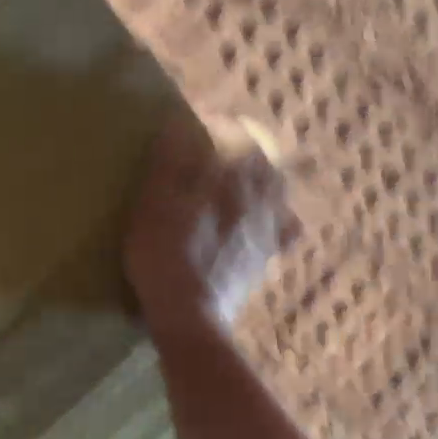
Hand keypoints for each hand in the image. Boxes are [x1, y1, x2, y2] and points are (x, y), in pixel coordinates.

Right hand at [124, 109, 295, 334]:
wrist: (189, 316)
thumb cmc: (164, 257)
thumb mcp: (153, 206)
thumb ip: (169, 164)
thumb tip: (177, 123)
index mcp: (235, 180)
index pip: (238, 136)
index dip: (221, 125)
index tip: (201, 123)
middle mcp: (262, 199)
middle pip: (266, 162)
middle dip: (249, 150)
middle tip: (226, 150)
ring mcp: (269, 231)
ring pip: (280, 194)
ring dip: (267, 181)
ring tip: (249, 183)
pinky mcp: (266, 261)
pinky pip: (284, 231)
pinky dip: (278, 221)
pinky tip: (267, 225)